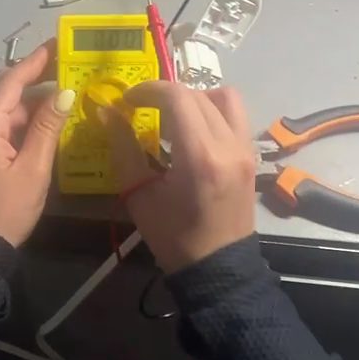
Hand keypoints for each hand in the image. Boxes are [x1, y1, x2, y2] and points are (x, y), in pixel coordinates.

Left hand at [0, 44, 74, 246]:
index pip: (10, 81)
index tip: (58, 45)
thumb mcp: (33, 169)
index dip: (35, 62)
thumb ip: (48, 128)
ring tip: (64, 88)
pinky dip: (25, 116)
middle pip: (4, 88)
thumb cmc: (6, 209)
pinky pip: (3, 123)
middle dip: (33, 74)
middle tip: (66, 64)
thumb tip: (65, 92)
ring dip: (31, 97)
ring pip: (5, 106)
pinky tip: (49, 117)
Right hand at [102, 82, 255, 271]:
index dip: (148, 90)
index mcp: (200, 156)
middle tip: (142, 109)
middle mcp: (228, 144)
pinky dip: (213, 110)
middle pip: (197, 95)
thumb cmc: (173, 236)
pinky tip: (193, 130)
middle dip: (166, 94)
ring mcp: (245, 148)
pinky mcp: (251, 154)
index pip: (177, 97)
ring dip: (195, 97)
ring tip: (173, 116)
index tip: (128, 101)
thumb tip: (107, 112)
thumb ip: (124, 147)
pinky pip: (236, 115)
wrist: (218, 269)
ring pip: (223, 97)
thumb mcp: (139, 194)